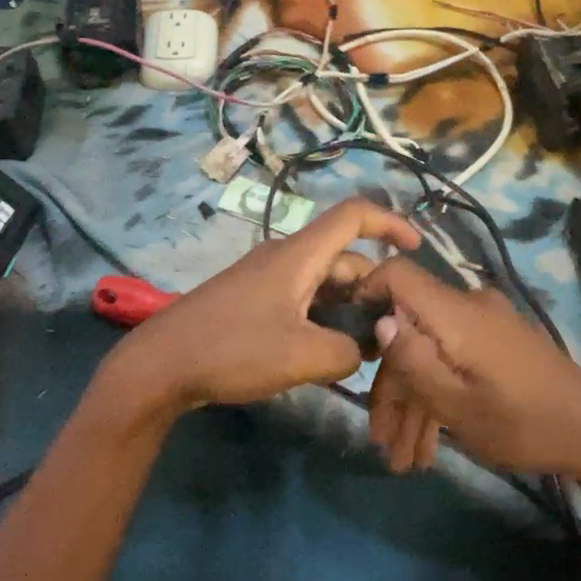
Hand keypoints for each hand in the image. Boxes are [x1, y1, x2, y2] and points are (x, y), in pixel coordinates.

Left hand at [104, 199, 420, 413]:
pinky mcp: (251, 303)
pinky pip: (301, 301)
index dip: (391, 223)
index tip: (418, 248)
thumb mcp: (303, 356)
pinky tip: (328, 355)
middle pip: (343, 258)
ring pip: (323, 284)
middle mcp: (284, 259)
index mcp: (299, 256)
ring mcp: (265, 281)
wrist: (162, 365)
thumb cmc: (233, 350)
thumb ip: (348, 351)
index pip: (354, 216)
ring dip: (348, 310)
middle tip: (393, 330)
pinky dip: (323, 319)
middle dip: (373, 289)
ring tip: (366, 349)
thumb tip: (359, 350)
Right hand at [360, 258, 580, 482]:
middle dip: (392, 390)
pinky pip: (455, 361)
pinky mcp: (498, 346)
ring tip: (404, 462)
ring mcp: (486, 327)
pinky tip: (430, 447)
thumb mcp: (457, 405)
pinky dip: (440, 398)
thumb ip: (414, 362)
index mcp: (456, 314)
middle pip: (409, 333)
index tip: (348, 340)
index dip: (366, 295)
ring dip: (414, 407)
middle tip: (382, 445)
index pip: (397, 275)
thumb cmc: (522, 424)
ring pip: (431, 355)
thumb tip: (379, 320)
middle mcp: (469, 309)